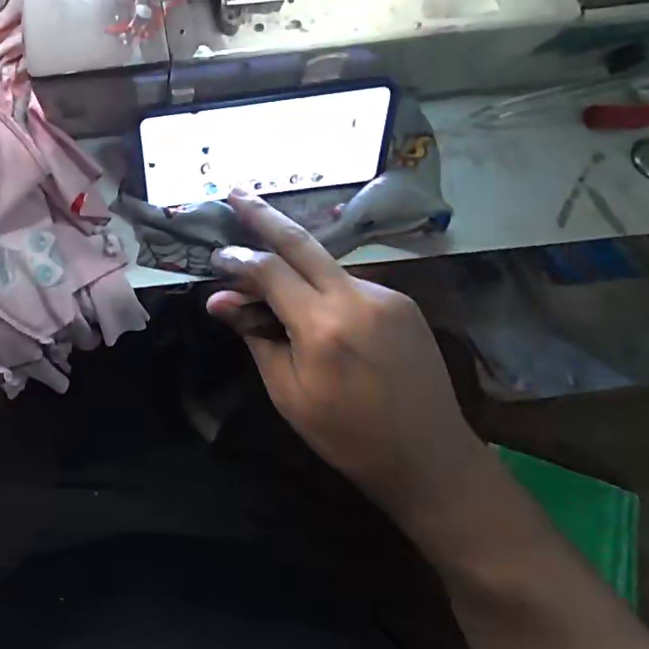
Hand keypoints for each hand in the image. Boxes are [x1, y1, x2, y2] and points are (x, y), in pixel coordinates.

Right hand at [206, 187, 487, 514]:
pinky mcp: (402, 301)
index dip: (239, 259)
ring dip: (295, 262)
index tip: (217, 255)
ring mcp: (385, 294)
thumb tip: (220, 299)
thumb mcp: (289, 394)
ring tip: (269, 270)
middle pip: (301, 241)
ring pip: (326, 265)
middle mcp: (356, 297)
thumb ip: (256, 337)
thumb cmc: (348, 437)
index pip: (269, 271)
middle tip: (236, 191)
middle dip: (264, 214)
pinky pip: (350, 284)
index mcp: (323, 327)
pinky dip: (325, 288)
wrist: (430, 457)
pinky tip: (316, 310)